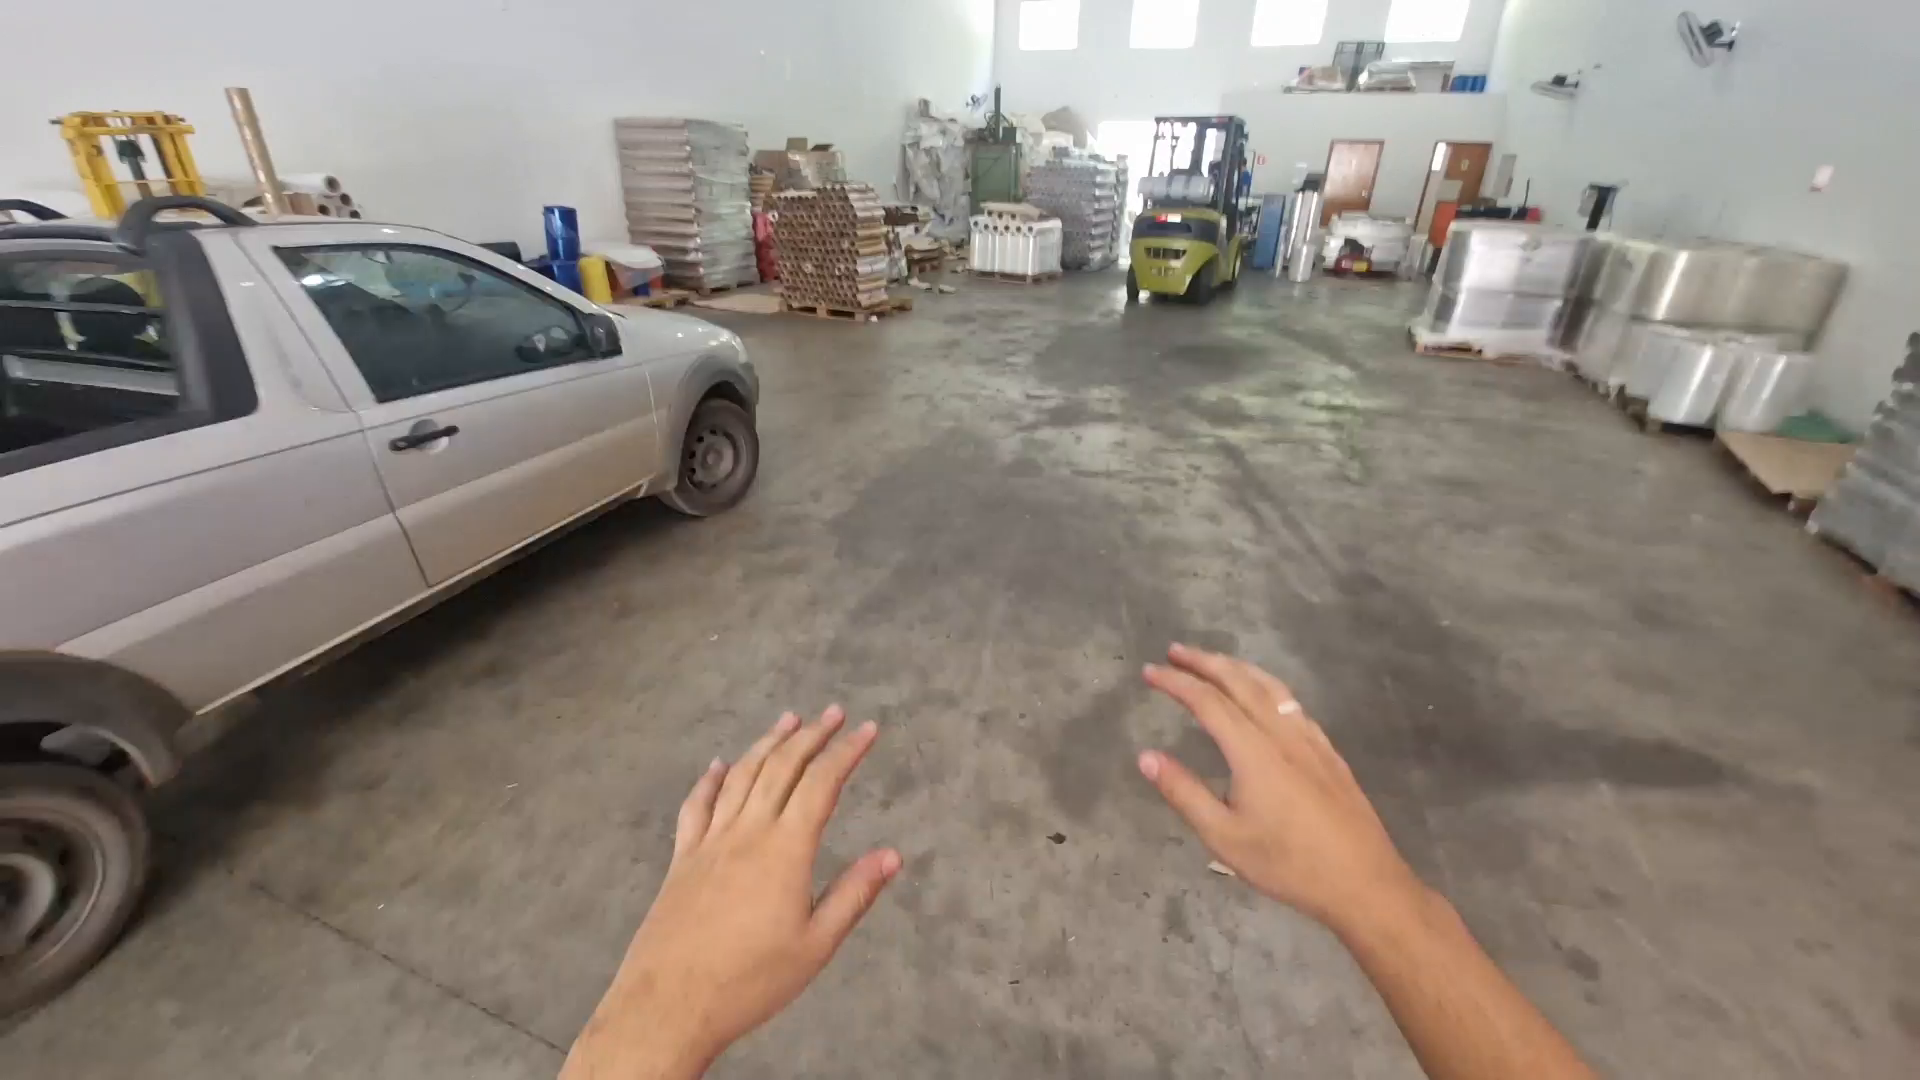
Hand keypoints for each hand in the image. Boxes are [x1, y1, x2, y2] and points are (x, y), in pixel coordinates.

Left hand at [561, 708, 899, 1079]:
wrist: (667, 1007)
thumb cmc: (749, 980)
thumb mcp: (815, 946)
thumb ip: (854, 895)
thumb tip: (893, 854)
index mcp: (785, 848)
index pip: (822, 783)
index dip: (847, 751)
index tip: (867, 729)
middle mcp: (748, 830)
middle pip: (782, 766)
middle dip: (812, 734)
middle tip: (833, 712)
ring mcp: (710, 840)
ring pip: (741, 775)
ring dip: (768, 742)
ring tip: (788, 719)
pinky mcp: (681, 857)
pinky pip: (696, 805)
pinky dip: (710, 779)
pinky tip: (718, 764)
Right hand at [1138, 644, 1425, 933]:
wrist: (1366, 885)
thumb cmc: (1288, 864)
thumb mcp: (1224, 836)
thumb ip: (1183, 792)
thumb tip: (1145, 756)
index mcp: (1252, 750)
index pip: (1206, 701)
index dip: (1175, 682)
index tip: (1149, 672)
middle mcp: (1280, 733)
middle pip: (1239, 681)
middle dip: (1203, 662)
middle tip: (1174, 651)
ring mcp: (1309, 739)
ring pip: (1269, 686)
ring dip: (1236, 667)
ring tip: (1212, 661)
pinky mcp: (1328, 751)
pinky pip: (1291, 702)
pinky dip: (1265, 684)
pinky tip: (1263, 695)